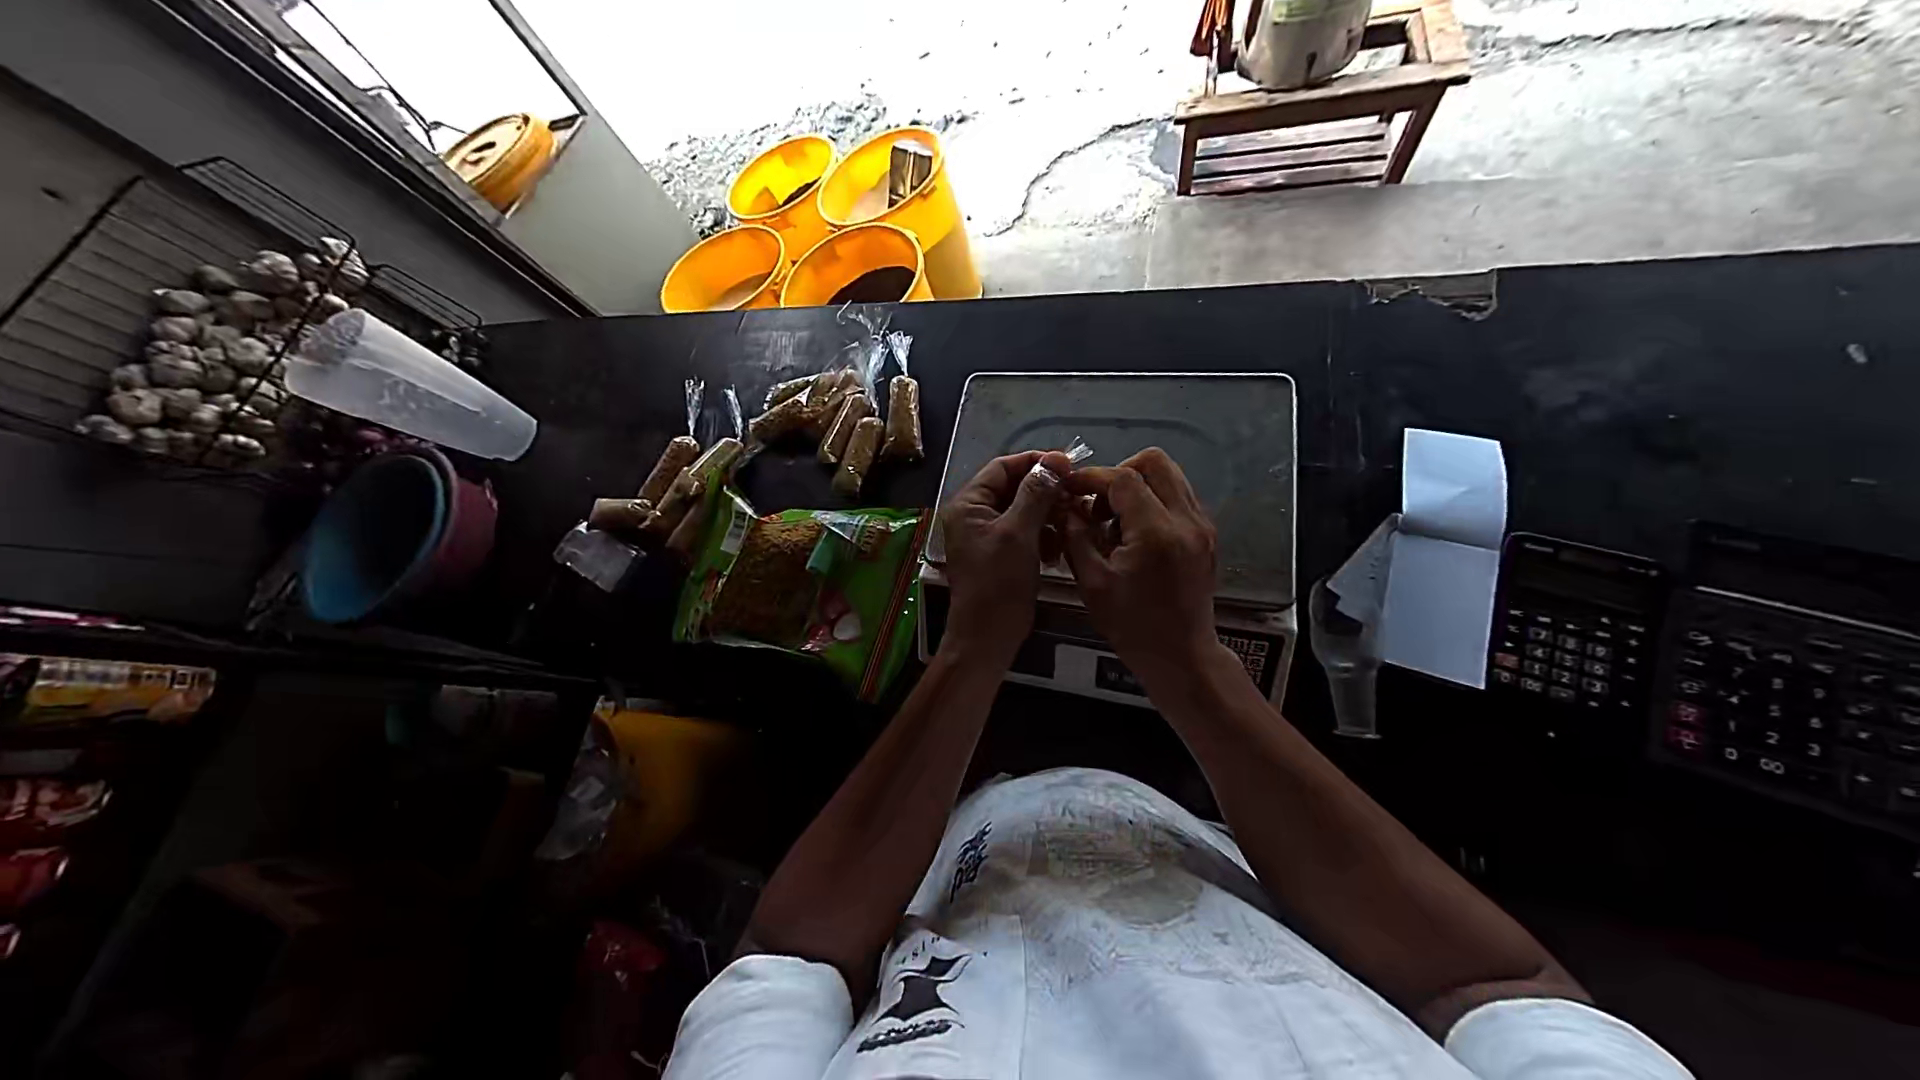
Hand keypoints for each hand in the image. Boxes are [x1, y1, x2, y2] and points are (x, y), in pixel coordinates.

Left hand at [939, 450, 1076, 663]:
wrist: (988, 637)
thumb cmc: (998, 583)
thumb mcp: (1018, 533)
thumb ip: (1036, 494)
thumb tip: (1055, 460)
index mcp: (969, 504)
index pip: (1003, 466)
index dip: (1035, 462)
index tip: (1069, 465)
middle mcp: (974, 515)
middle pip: (1014, 487)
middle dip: (1046, 491)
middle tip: (1077, 495)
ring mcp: (988, 536)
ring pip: (1023, 510)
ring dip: (1048, 513)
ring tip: (1072, 521)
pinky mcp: (1002, 555)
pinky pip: (1025, 532)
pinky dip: (1043, 534)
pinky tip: (1059, 546)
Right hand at [1061, 448, 1220, 679]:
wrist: (1180, 654)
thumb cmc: (1132, 625)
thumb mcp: (1092, 582)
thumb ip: (1075, 537)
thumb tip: (1066, 507)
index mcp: (1156, 533)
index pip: (1123, 479)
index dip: (1092, 477)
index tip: (1071, 488)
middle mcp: (1186, 521)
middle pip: (1154, 462)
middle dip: (1119, 473)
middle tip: (1098, 502)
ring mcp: (1202, 526)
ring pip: (1170, 475)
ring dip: (1137, 486)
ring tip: (1114, 517)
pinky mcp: (1206, 534)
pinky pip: (1178, 496)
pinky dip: (1153, 500)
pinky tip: (1134, 530)